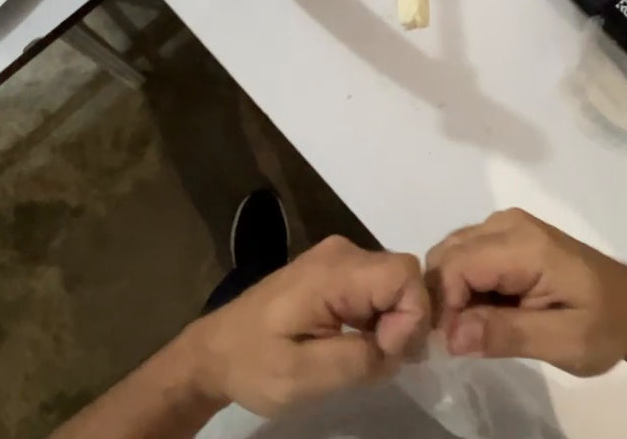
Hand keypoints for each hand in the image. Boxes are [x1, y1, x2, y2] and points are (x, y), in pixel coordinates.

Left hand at [183, 236, 429, 416]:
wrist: (216, 351)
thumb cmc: (254, 362)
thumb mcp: (305, 374)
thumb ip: (361, 356)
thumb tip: (401, 343)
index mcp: (334, 270)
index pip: (405, 274)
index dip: (410, 317)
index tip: (383, 353)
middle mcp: (342, 252)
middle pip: (403, 277)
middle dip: (404, 322)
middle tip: (376, 360)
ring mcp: (338, 259)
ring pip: (394, 283)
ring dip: (392, 323)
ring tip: (363, 356)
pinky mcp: (335, 271)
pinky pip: (377, 288)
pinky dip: (380, 318)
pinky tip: (356, 342)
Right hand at [426, 208, 626, 376]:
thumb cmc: (606, 327)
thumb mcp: (565, 342)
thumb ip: (508, 334)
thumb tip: (452, 335)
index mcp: (524, 245)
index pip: (457, 264)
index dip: (444, 305)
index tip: (452, 344)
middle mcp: (508, 223)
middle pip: (447, 253)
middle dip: (443, 297)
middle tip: (460, 341)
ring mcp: (507, 225)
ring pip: (452, 252)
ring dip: (453, 292)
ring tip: (474, 329)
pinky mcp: (508, 234)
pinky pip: (468, 253)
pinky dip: (465, 284)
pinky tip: (485, 311)